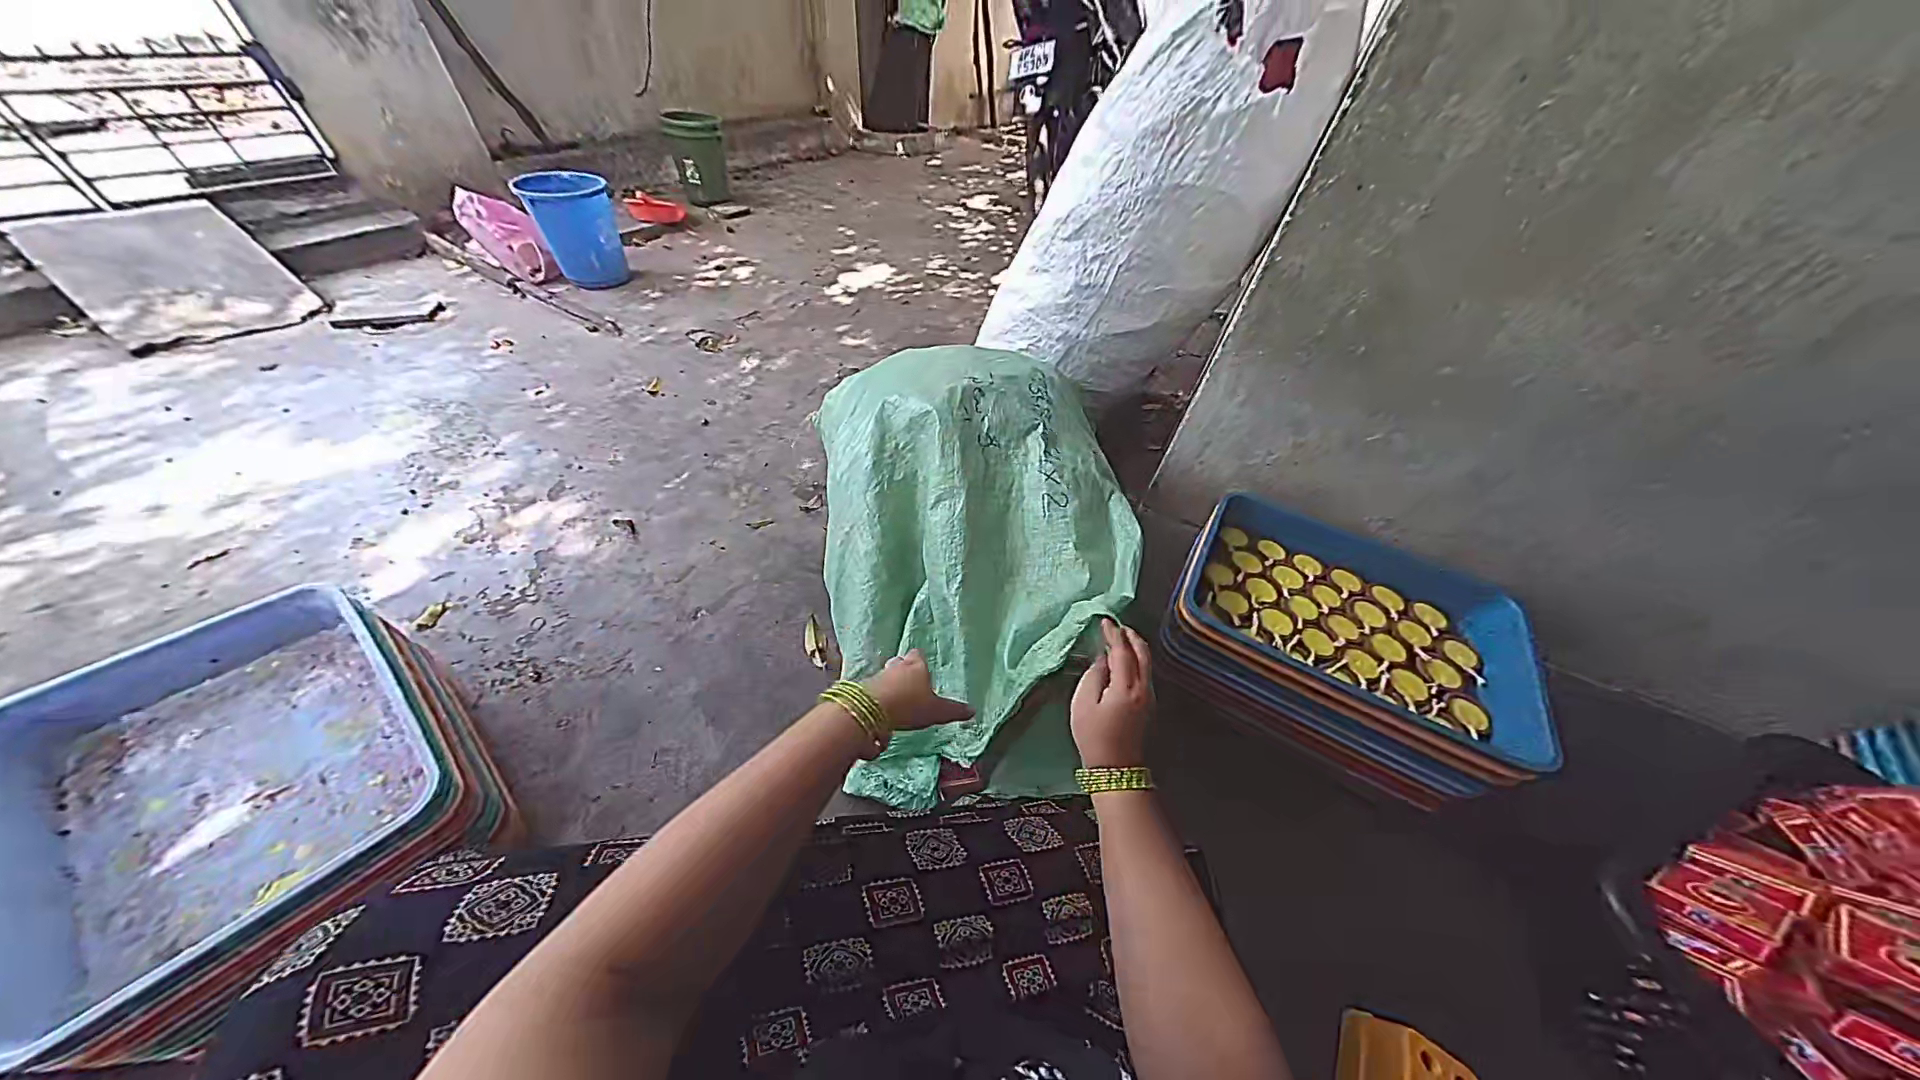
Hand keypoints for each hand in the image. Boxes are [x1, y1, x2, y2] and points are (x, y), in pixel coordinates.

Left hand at [863, 649, 973, 730]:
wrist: (873, 709)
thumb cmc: (910, 704)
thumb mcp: (936, 711)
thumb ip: (953, 710)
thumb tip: (973, 711)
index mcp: (916, 666)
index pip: (918, 655)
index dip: (919, 661)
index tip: (922, 667)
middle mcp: (896, 666)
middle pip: (899, 662)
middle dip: (903, 670)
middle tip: (908, 682)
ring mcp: (878, 676)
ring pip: (885, 674)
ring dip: (889, 683)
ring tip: (895, 697)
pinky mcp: (863, 689)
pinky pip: (872, 689)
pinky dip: (877, 695)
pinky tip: (881, 707)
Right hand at [1071, 618, 1153, 767]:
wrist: (1116, 769)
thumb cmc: (1094, 737)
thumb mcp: (1083, 704)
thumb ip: (1093, 676)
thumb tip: (1101, 660)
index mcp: (1126, 687)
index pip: (1122, 652)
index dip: (1113, 634)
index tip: (1105, 621)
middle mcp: (1143, 689)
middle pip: (1143, 653)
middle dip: (1131, 636)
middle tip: (1117, 626)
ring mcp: (1149, 697)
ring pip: (1147, 663)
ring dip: (1135, 647)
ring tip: (1120, 639)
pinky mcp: (1148, 705)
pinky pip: (1145, 673)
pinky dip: (1136, 660)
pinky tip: (1124, 661)